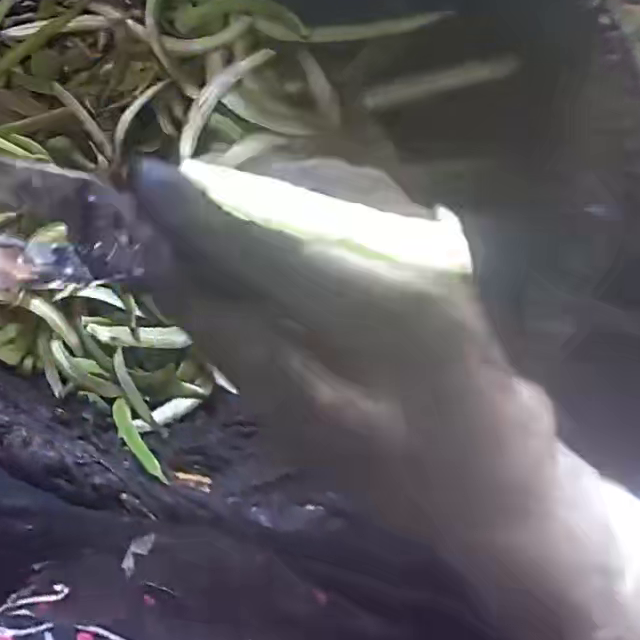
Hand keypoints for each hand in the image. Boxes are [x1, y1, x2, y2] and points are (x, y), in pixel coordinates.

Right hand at [126, 155, 558, 552]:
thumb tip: (156, 259)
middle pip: (278, 188)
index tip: (137, 178)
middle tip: (156, 213)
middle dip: (207, 190)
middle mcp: (402, 243)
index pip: (260, 230)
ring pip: (295, 174)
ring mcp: (413, 222)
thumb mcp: (296, 416)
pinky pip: (316, 179)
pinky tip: (247, 222)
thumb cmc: (397, 462)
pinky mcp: (410, 218)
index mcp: (380, 303)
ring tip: (197, 224)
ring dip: (235, 188)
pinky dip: (267, 190)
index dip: (192, 203)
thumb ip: (223, 331)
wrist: (502, 466)